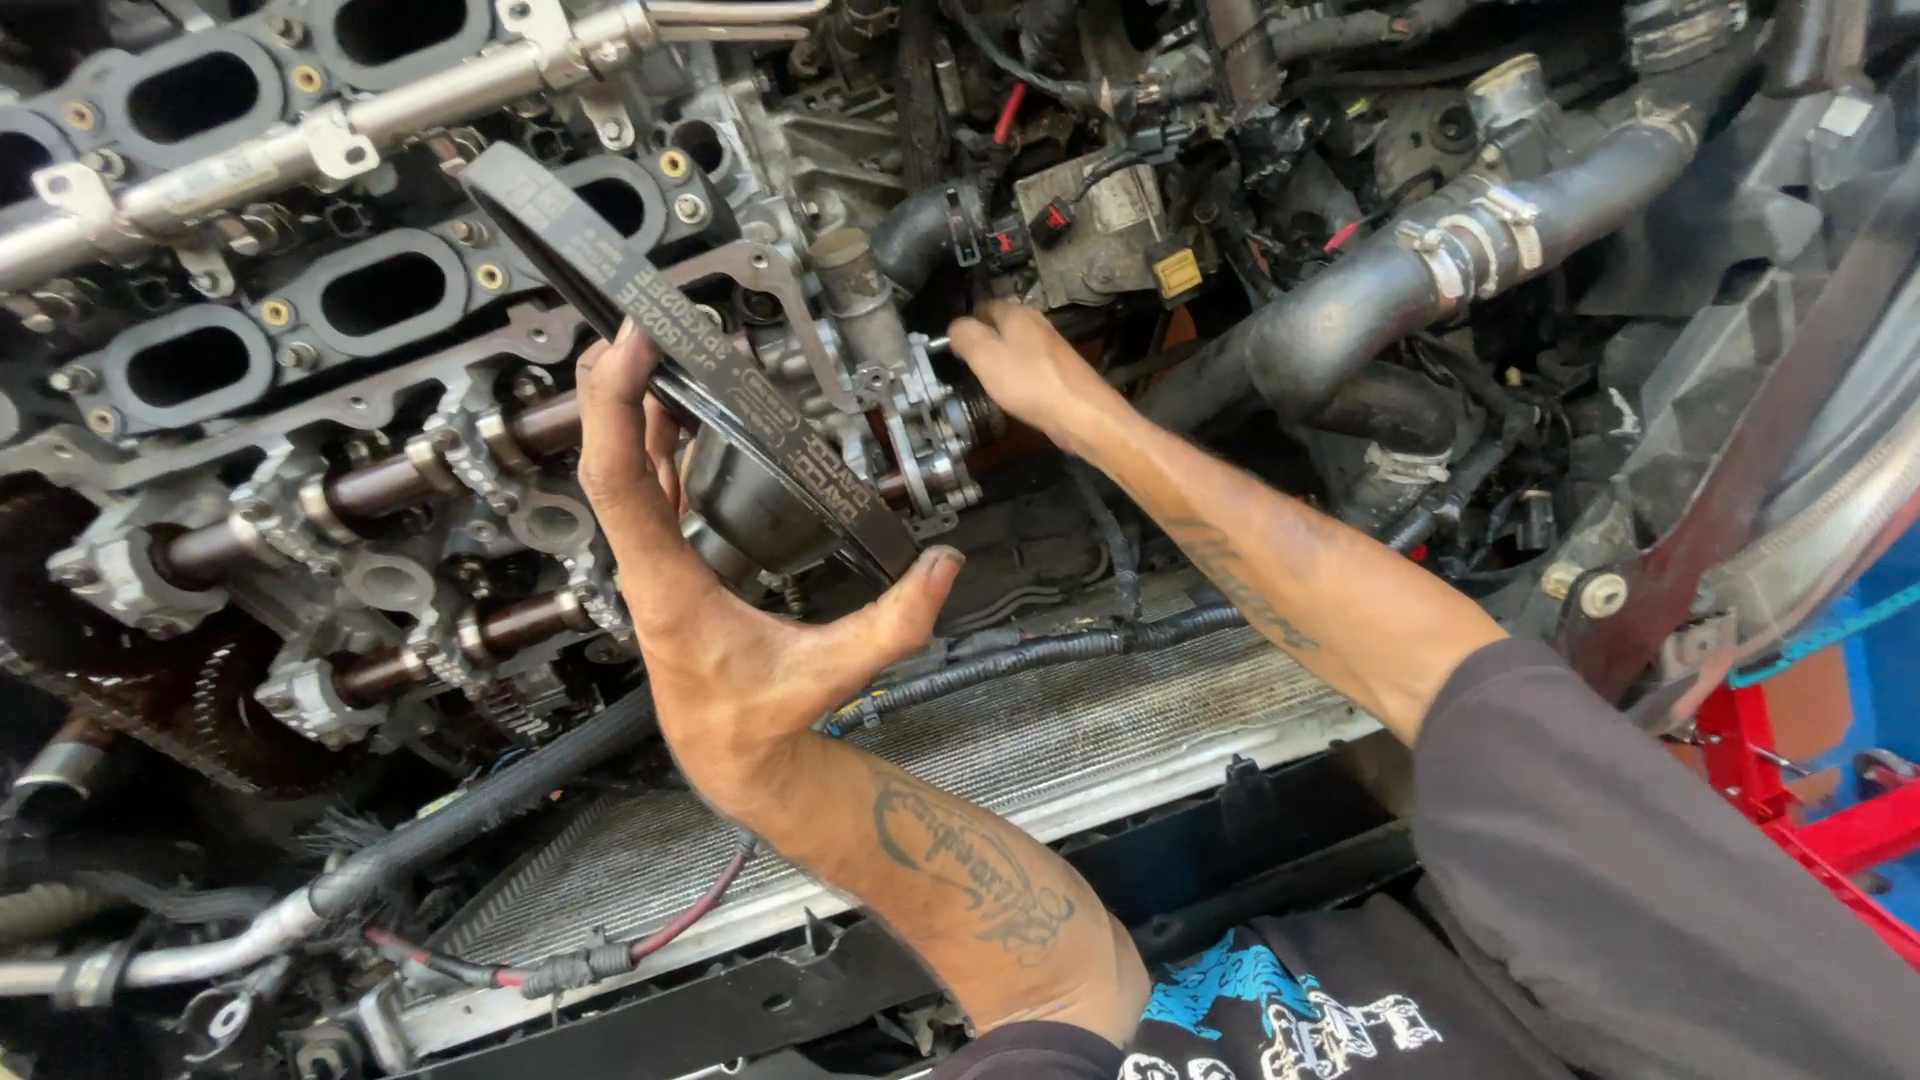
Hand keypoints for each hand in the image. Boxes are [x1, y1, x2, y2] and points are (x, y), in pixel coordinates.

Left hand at [575, 321, 965, 802]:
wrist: (731, 755)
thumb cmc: (764, 718)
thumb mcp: (837, 671)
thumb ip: (898, 622)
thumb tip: (945, 565)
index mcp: (671, 589)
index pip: (622, 484)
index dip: (618, 410)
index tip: (635, 350)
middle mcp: (647, 571)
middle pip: (607, 464)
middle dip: (614, 389)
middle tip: (642, 327)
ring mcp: (652, 567)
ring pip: (622, 474)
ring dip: (629, 411)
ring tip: (653, 354)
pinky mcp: (669, 565)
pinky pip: (647, 492)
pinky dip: (652, 445)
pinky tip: (669, 417)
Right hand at [947, 301, 1131, 454]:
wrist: (1079, 411)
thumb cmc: (1027, 381)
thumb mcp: (984, 354)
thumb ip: (964, 335)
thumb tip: (955, 327)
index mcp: (1017, 313)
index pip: (983, 307)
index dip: (965, 326)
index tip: (954, 350)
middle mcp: (1036, 323)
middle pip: (1000, 327)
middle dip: (983, 344)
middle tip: (969, 368)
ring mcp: (1050, 348)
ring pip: (1015, 347)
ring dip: (1000, 362)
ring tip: (988, 383)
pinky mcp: (1059, 371)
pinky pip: (1029, 367)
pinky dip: (1017, 377)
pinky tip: (1013, 394)